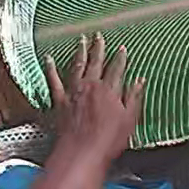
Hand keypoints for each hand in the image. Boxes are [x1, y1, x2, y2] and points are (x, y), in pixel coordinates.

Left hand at [44, 34, 145, 168]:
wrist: (81, 152)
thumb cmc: (108, 140)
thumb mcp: (129, 119)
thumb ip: (133, 97)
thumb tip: (139, 80)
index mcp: (109, 90)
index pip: (117, 68)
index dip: (120, 57)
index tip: (122, 48)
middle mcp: (91, 86)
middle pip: (96, 62)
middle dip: (98, 48)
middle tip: (98, 36)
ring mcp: (74, 92)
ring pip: (77, 66)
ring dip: (79, 52)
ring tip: (81, 40)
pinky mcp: (60, 101)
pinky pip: (54, 81)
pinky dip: (51, 69)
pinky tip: (49, 59)